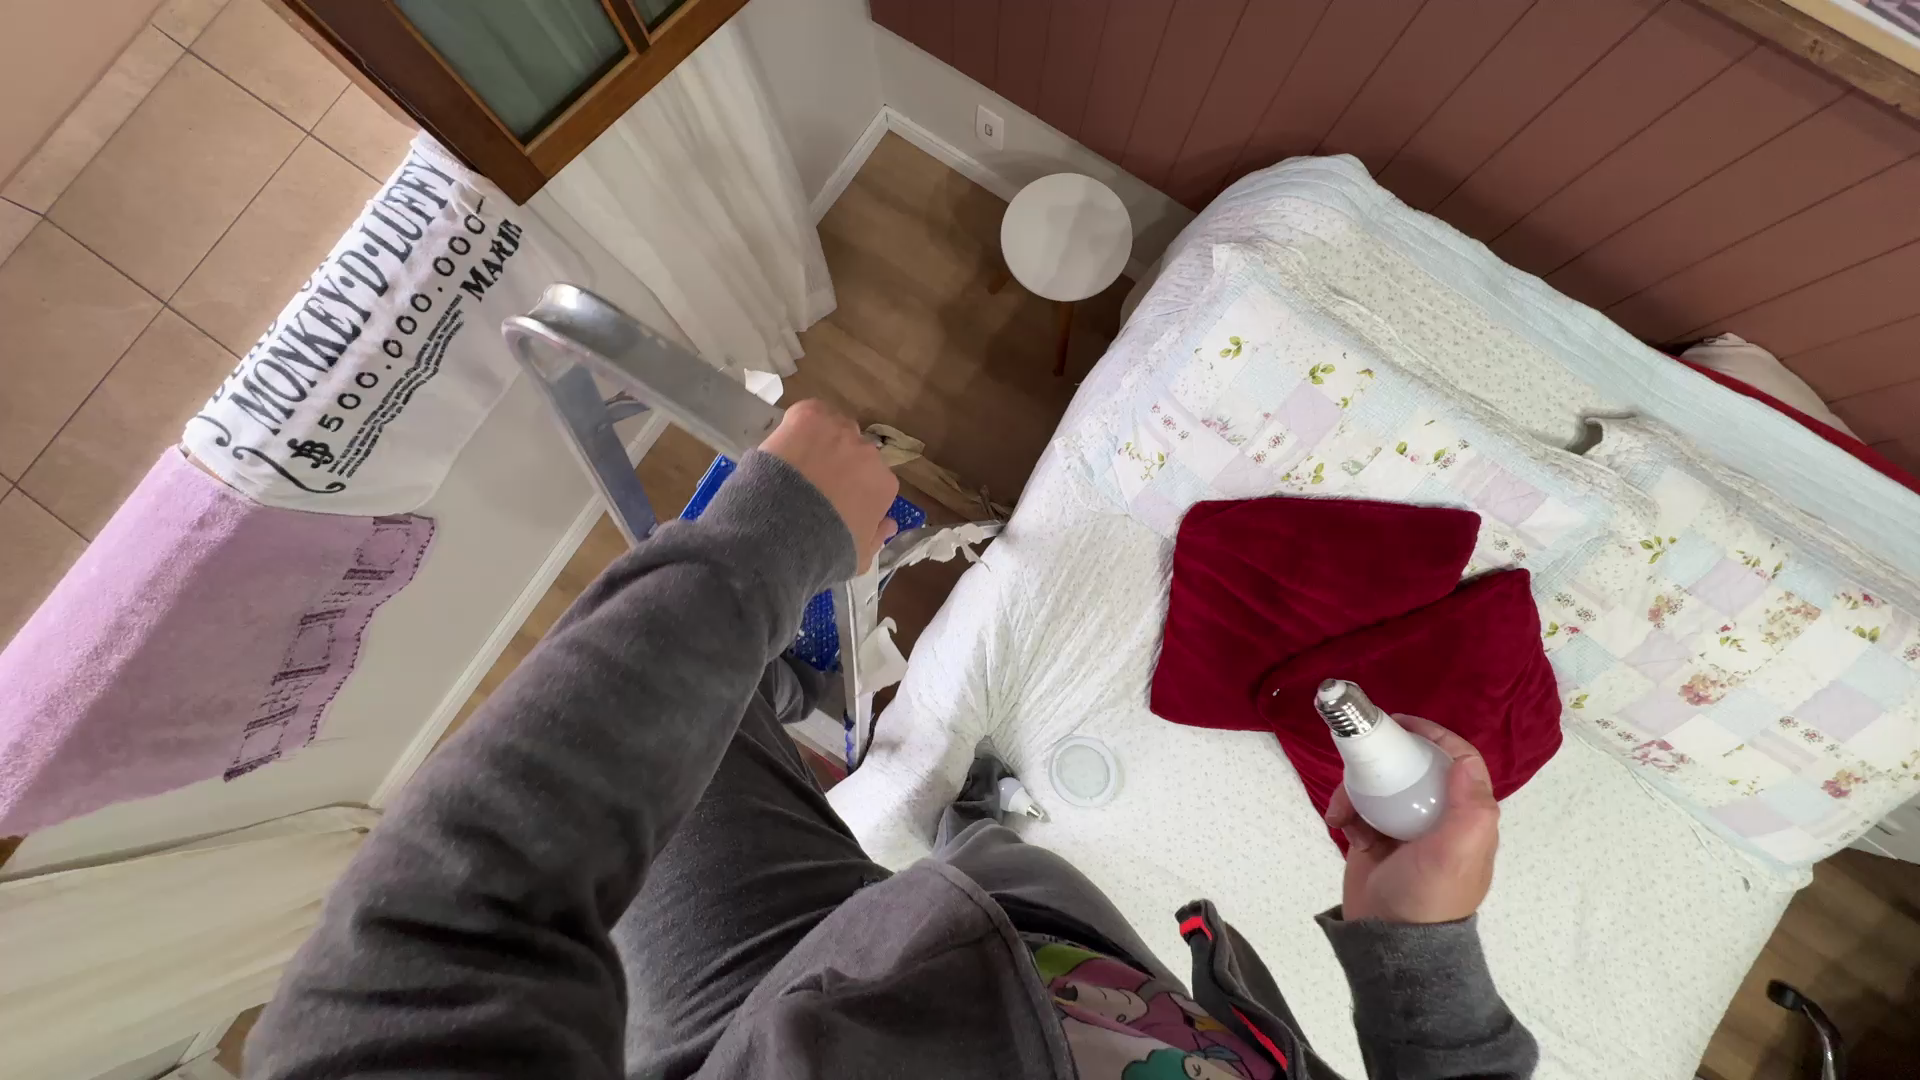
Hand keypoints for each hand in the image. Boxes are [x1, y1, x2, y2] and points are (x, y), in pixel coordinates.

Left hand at [761, 399, 898, 569]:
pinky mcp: (809, 416)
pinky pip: (812, 412)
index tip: (838, 502)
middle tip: (815, 484)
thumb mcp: (858, 557)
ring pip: (836, 429)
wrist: (779, 533)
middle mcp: (868, 453)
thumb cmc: (823, 552)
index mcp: (884, 485)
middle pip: (857, 452)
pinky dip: (803, 422)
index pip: (877, 481)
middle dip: (841, 465)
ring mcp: (839, 431)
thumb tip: (890, 524)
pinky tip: (789, 440)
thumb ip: (877, 538)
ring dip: (824, 441)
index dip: (857, 490)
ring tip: (799, 462)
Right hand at [1324, 714, 1499, 923]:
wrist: (1390, 940)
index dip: (1436, 736)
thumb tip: (1463, 761)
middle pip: (1413, 768)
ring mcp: (1403, 827)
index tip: (1402, 724)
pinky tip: (1340, 826)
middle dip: (1385, 759)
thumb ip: (1470, 809)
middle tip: (1360, 750)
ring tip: (1341, 810)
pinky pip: (1357, 808)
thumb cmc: (1427, 894)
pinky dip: (1345, 812)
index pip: (1459, 763)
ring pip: (1379, 786)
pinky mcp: (1373, 837)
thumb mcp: (1456, 854)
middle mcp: (1437, 817)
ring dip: (1355, 790)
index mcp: (1465, 818)